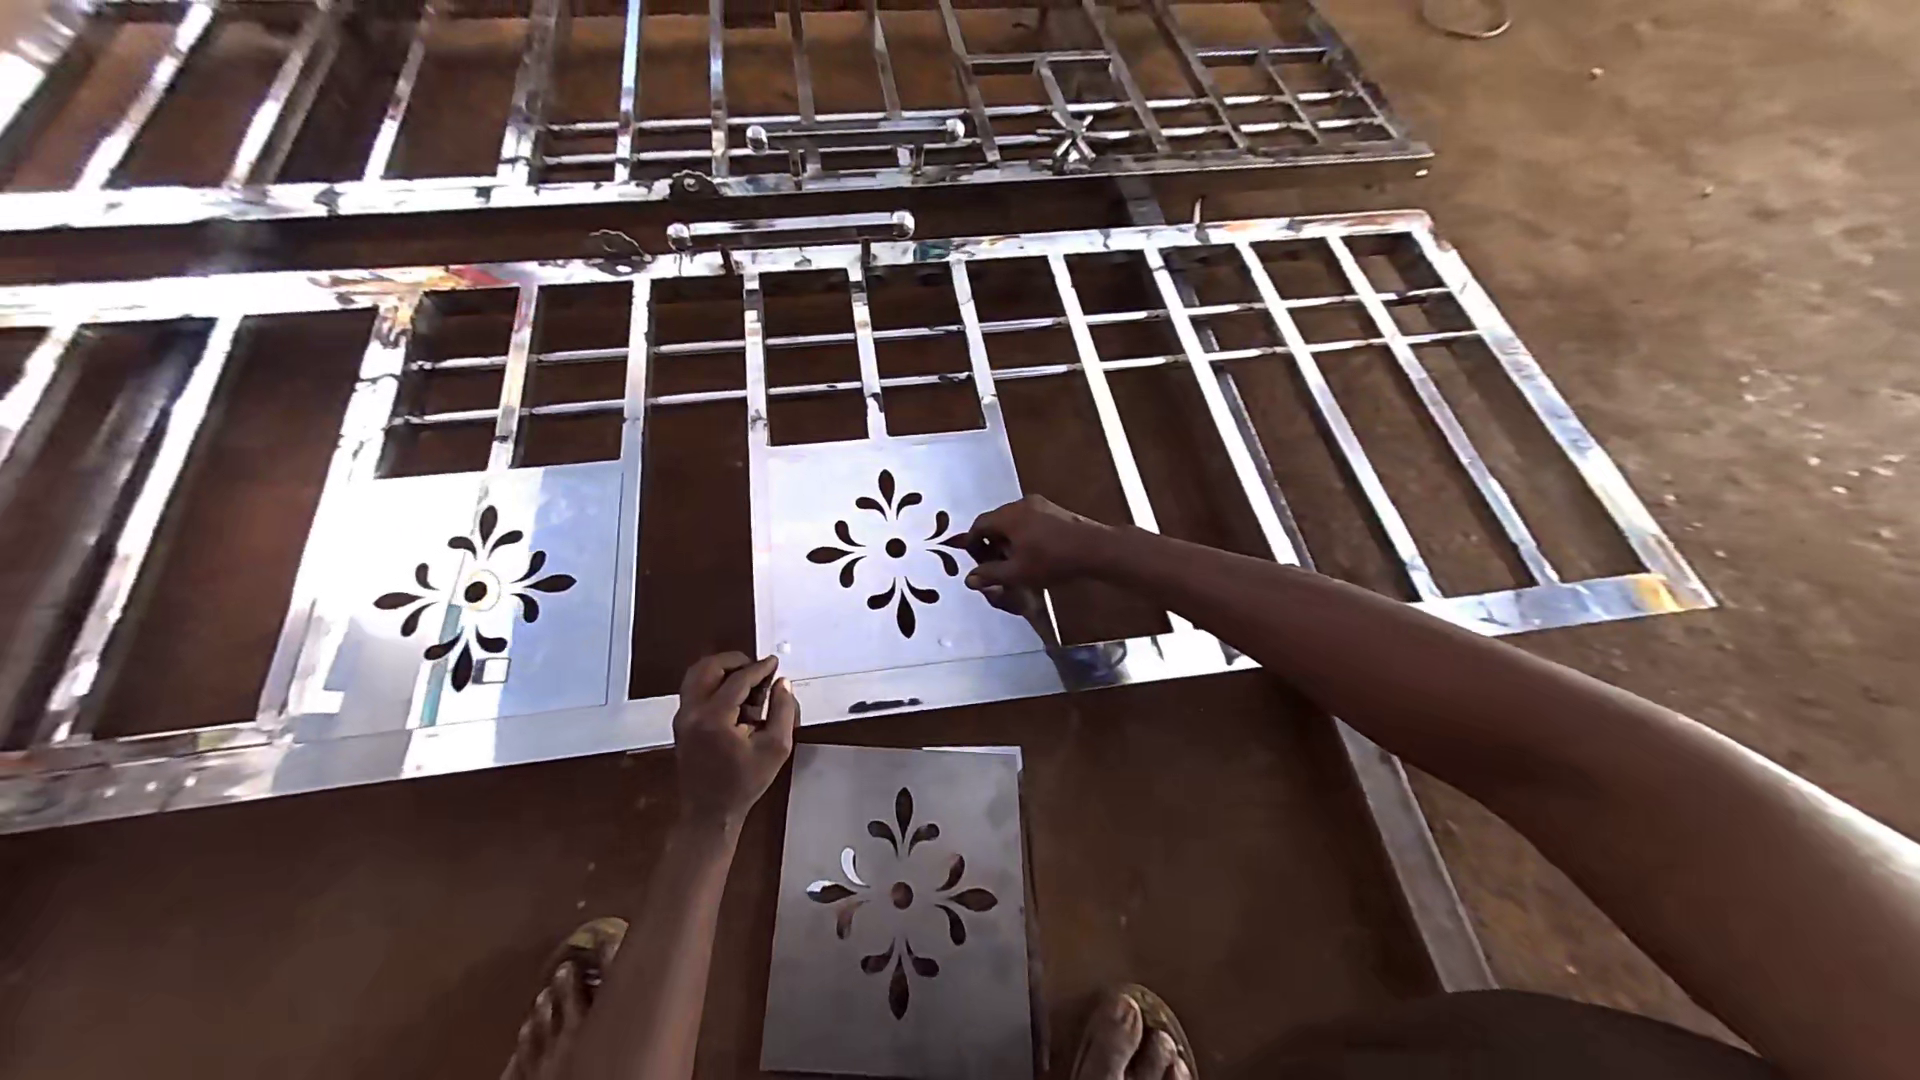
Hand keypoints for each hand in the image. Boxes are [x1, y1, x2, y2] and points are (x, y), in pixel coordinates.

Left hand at [672, 653, 797, 827]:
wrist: (710, 813)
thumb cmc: (745, 782)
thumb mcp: (776, 747)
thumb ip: (783, 710)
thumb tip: (781, 682)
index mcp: (713, 718)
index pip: (738, 680)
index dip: (759, 668)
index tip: (774, 662)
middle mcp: (691, 712)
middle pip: (708, 667)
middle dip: (735, 662)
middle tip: (758, 669)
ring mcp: (682, 717)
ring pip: (697, 675)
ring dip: (722, 670)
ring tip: (747, 682)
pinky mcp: (681, 723)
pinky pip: (695, 689)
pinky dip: (714, 683)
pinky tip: (736, 699)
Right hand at [961, 495, 1113, 593]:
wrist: (1094, 549)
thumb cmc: (1052, 560)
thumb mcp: (1017, 573)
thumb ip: (991, 574)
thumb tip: (969, 579)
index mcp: (1008, 516)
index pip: (979, 524)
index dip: (971, 541)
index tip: (972, 557)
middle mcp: (1021, 504)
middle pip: (996, 520)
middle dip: (990, 541)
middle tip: (990, 561)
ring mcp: (1040, 504)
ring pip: (1014, 520)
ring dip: (1007, 538)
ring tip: (1011, 559)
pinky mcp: (1055, 510)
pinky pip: (1029, 520)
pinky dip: (1023, 534)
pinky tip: (1031, 552)